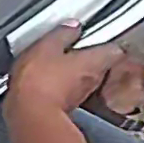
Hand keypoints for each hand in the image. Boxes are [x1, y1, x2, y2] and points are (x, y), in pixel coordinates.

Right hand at [4, 23, 126, 128]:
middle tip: (70, 49)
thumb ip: (62, 34)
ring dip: (70, 73)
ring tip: (52, 65)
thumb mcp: (46, 46)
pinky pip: (65, 93)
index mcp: (95, 61)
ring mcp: (79, 97)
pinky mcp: (63, 108)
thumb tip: (70, 27)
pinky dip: (58, 87)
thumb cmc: (41, 82)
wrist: (29, 115)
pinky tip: (42, 83)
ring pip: (81, 80)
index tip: (93, 35)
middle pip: (97, 65)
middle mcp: (92, 80)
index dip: (104, 41)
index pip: (113, 49)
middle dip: (85, 57)